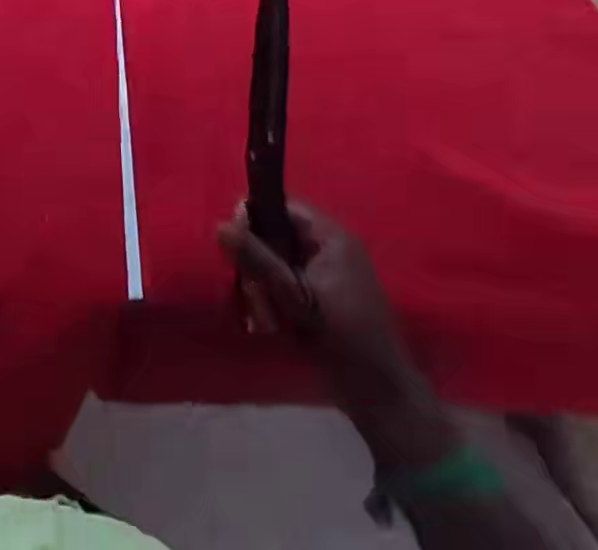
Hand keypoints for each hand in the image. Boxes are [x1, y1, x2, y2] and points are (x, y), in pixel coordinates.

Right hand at [217, 201, 423, 406]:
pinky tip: (270, 314)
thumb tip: (220, 225)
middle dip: (256, 253)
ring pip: (279, 255)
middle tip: (248, 282)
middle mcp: (333, 247)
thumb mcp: (292, 295)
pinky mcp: (325, 292)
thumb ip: (256, 258)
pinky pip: (288, 276)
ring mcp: (330, 271)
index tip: (234, 241)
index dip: (255, 216)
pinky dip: (274, 290)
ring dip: (262, 277)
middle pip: (278, 231)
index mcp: (333, 239)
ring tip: (260, 306)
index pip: (284, 205)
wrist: (378, 391)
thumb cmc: (340, 336)